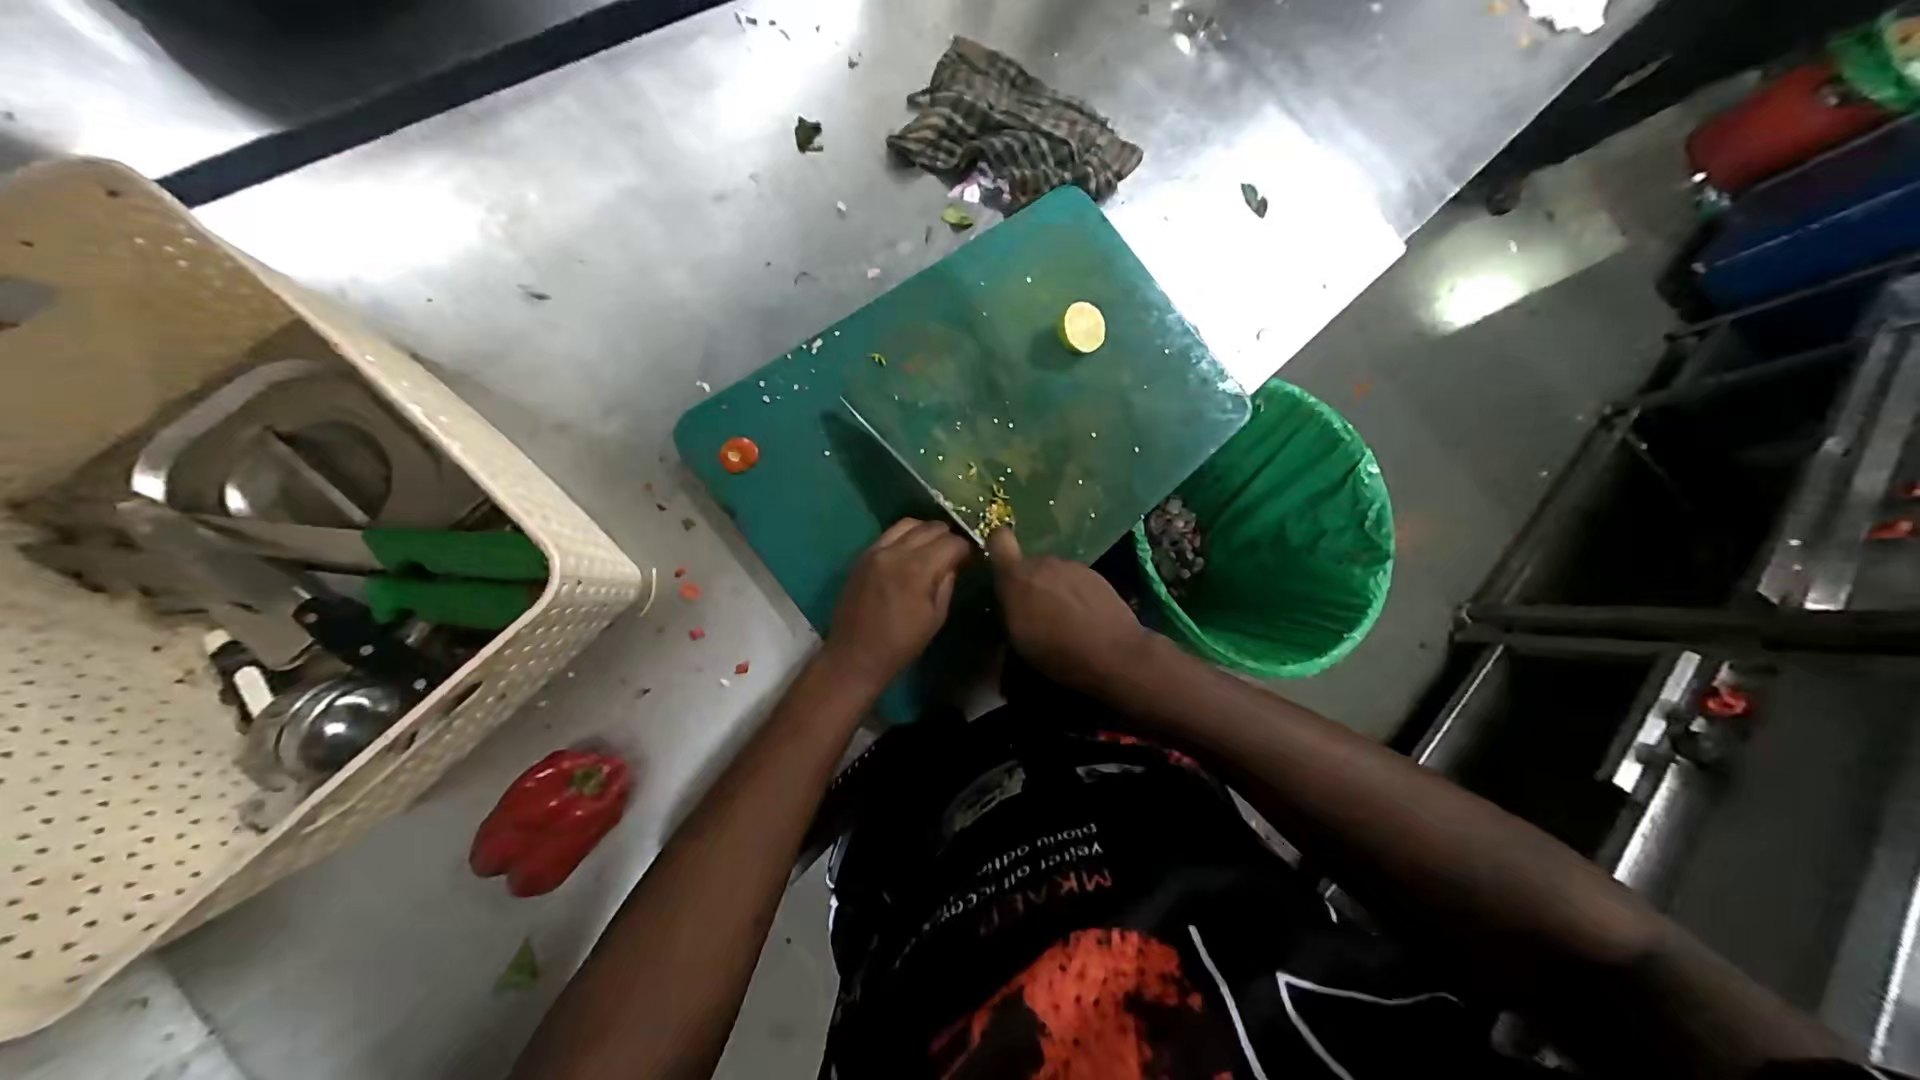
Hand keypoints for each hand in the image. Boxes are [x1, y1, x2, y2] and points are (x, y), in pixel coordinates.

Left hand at [825, 518, 973, 685]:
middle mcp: (896, 551)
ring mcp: (876, 550)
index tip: (971, 559)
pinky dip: (905, 536)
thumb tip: (956, 562)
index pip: (952, 542)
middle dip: (949, 537)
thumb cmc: (901, 644)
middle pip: (932, 527)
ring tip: (933, 549)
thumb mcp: (936, 617)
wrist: (854, 655)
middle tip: (954, 555)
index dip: (967, 549)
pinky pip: (889, 533)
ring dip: (927, 532)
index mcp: (918, 569)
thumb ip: (947, 582)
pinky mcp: (863, 555)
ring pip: (909, 524)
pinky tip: (910, 552)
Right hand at [987, 529, 1150, 690]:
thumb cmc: (1056, 651)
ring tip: (1064, 619)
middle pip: (1030, 565)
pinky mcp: (1097, 575)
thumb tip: (1011, 599)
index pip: (999, 539)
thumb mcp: (1018, 638)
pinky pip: (1076, 580)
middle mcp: (1044, 562)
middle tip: (1036, 612)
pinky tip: (1084, 619)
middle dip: (1030, 583)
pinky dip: (1076, 594)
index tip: (999, 564)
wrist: (1113, 653)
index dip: (997, 546)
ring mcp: (1073, 566)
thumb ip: (1010, 607)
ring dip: (1054, 589)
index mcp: (1016, 576)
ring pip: (1054, 573)